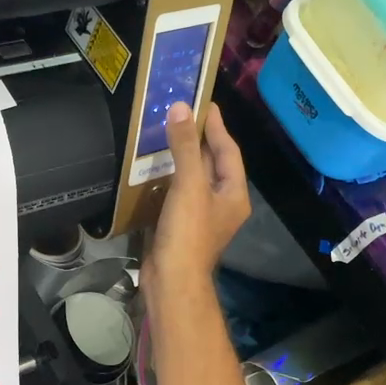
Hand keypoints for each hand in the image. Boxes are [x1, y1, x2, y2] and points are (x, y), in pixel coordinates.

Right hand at [145, 102, 250, 304]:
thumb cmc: (188, 234)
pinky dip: (167, 181)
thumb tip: (180, 108)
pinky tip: (151, 171)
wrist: (171, 280)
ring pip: (193, 181)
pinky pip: (177, 196)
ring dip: (180, 160)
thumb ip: (185, 147)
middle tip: (180, 116)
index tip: (203, 103)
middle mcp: (222, 204)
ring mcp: (201, 218)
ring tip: (163, 138)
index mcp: (233, 194)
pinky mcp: (180, 228)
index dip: (215, 126)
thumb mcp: (189, 186)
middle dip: (197, 141)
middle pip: (211, 164)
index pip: (228, 151)